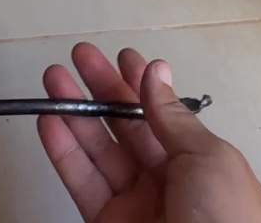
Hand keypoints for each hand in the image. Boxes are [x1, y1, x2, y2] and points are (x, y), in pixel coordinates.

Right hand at [37, 43, 260, 222]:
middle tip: (78, 54)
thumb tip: (154, 70)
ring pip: (98, 151)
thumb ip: (173, 117)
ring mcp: (136, 207)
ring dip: (74, 112)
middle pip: (127, 127)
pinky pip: (82, 184)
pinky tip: (48, 122)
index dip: (142, 84)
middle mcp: (169, 185)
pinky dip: (63, 152)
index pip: (164, 116)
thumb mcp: (211, 162)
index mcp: (204, 168)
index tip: (120, 55)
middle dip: (102, 88)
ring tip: (52, 78)